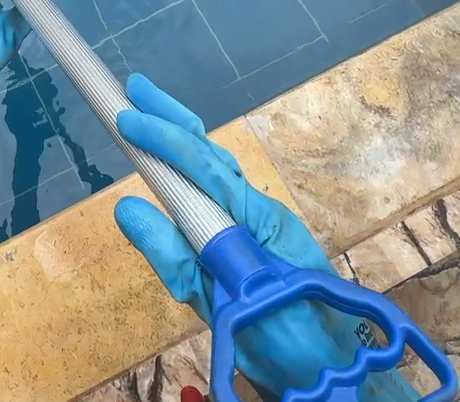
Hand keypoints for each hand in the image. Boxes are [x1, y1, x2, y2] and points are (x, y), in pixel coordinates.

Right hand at [113, 74, 416, 400]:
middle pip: (210, 152)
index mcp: (259, 220)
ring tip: (145, 108)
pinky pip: (218, 187)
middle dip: (170, 116)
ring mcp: (259, 218)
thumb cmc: (286, 342)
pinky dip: (191, 161)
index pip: (204, 168)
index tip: (127, 119)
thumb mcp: (222, 306)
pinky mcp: (252, 232)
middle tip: (133, 87)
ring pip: (215, 163)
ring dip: (180, 132)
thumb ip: (174, 258)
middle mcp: (259, 208)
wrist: (333, 373)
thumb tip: (127, 207)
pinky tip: (173, 157)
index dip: (164, 140)